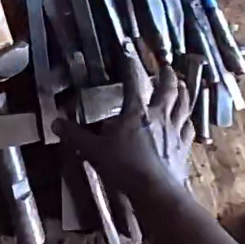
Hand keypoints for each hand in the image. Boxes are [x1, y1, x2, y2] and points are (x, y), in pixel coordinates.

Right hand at [54, 62, 194, 195]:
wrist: (157, 192)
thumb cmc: (125, 169)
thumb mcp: (94, 152)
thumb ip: (76, 136)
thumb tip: (55, 122)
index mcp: (136, 112)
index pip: (133, 82)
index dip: (131, 65)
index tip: (129, 51)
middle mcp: (159, 116)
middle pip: (168, 89)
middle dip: (167, 75)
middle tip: (167, 66)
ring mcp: (174, 132)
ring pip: (183, 106)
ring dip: (184, 93)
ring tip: (184, 85)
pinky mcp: (184, 148)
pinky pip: (189, 130)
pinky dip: (189, 122)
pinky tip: (189, 122)